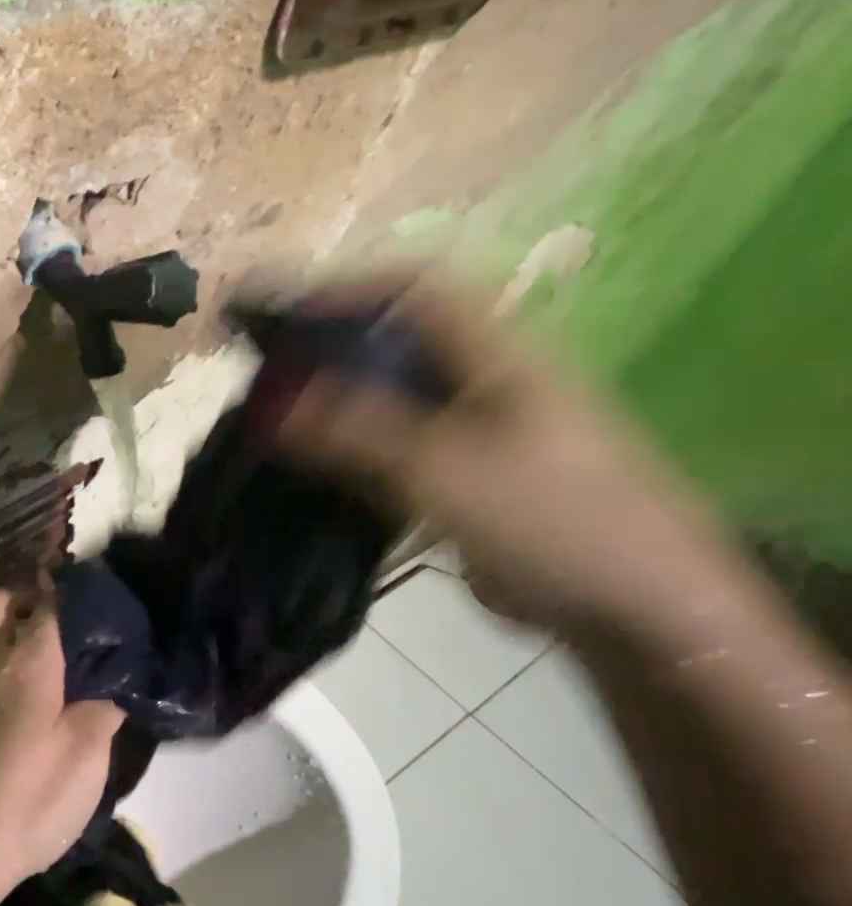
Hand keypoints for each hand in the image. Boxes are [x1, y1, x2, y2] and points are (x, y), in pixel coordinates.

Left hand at [0, 590, 124, 887]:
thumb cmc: (30, 795)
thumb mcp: (86, 759)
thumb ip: (100, 711)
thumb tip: (108, 686)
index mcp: (29, 657)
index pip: (48, 602)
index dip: (67, 595)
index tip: (89, 601)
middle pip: (2, 600)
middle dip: (27, 602)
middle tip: (58, 631)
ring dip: (4, 630)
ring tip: (37, 664)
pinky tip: (9, 695)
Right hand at [273, 275, 738, 635]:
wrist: (641, 615)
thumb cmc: (554, 520)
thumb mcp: (443, 468)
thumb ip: (352, 430)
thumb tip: (269, 401)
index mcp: (498, 356)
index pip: (417, 289)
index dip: (349, 289)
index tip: (283, 314)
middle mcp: (486, 382)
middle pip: (395, 341)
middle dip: (327, 347)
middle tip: (264, 368)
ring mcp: (478, 432)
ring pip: (390, 396)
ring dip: (333, 400)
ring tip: (272, 414)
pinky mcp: (466, 478)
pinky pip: (393, 447)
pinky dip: (349, 447)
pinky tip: (311, 465)